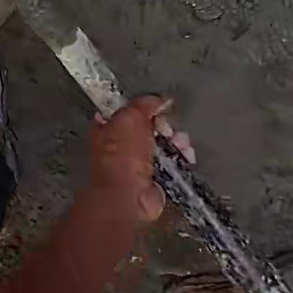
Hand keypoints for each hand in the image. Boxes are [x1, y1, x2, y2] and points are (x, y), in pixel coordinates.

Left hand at [86, 96, 194, 222]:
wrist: (129, 195)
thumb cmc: (122, 155)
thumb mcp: (129, 118)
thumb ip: (143, 104)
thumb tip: (159, 98)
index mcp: (106, 128)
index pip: (126, 111)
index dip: (143, 107)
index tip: (158, 105)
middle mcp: (121, 146)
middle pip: (148, 127)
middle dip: (164, 124)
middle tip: (169, 127)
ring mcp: (138, 163)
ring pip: (162, 143)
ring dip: (176, 140)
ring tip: (181, 143)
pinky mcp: (155, 177)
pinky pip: (172, 161)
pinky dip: (181, 157)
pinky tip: (186, 154)